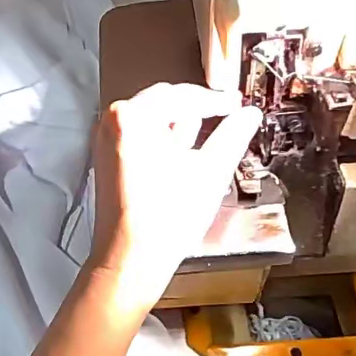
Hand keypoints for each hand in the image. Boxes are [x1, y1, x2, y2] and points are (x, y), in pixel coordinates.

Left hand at [89, 83, 261, 308]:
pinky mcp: (109, 162)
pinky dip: (165, 143)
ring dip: (181, 127)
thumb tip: (249, 115)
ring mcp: (107, 144)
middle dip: (196, 112)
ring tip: (209, 140)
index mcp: (132, 117)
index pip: (182, 95)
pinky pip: (142, 140)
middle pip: (164, 104)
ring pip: (153, 122)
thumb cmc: (163, 221)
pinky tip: (187, 158)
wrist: (131, 260)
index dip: (215, 100)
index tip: (235, 104)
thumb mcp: (210, 171)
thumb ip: (233, 136)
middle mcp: (112, 125)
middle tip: (227, 117)